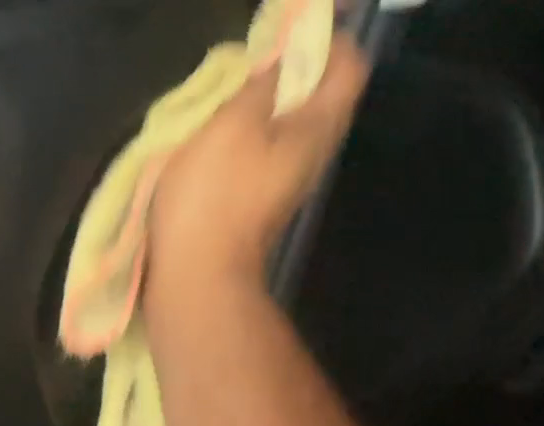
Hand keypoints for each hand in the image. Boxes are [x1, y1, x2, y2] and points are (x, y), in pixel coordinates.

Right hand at [146, 34, 370, 306]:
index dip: (324, 38)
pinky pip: (259, 158)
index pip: (347, 63)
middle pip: (317, 96)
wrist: (197, 276)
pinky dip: (242, 142)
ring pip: (285, 128)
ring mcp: (285, 183)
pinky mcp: (256, 206)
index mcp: (319, 125)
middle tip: (248, 65)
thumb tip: (272, 66)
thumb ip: (255, 86)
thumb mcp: (229, 125)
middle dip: (288, 73)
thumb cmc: (214, 197)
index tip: (286, 30)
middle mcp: (314, 152)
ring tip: (222, 104)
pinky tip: (210, 147)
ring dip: (259, 110)